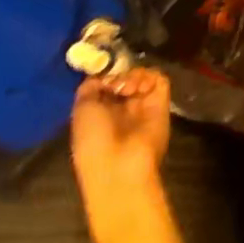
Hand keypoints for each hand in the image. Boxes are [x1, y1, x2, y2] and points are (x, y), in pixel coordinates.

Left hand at [72, 70, 171, 196]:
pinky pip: (159, 80)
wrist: (120, 168)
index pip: (108, 85)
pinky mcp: (162, 105)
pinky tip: (138, 87)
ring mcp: (145, 107)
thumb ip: (90, 87)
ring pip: (142, 76)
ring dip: (133, 75)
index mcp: (103, 114)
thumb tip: (103, 77)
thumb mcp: (81, 109)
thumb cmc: (93, 140)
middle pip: (125, 78)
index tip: (101, 76)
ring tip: (127, 88)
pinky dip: (149, 76)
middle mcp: (125, 110)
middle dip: (119, 74)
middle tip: (116, 85)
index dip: (104, 76)